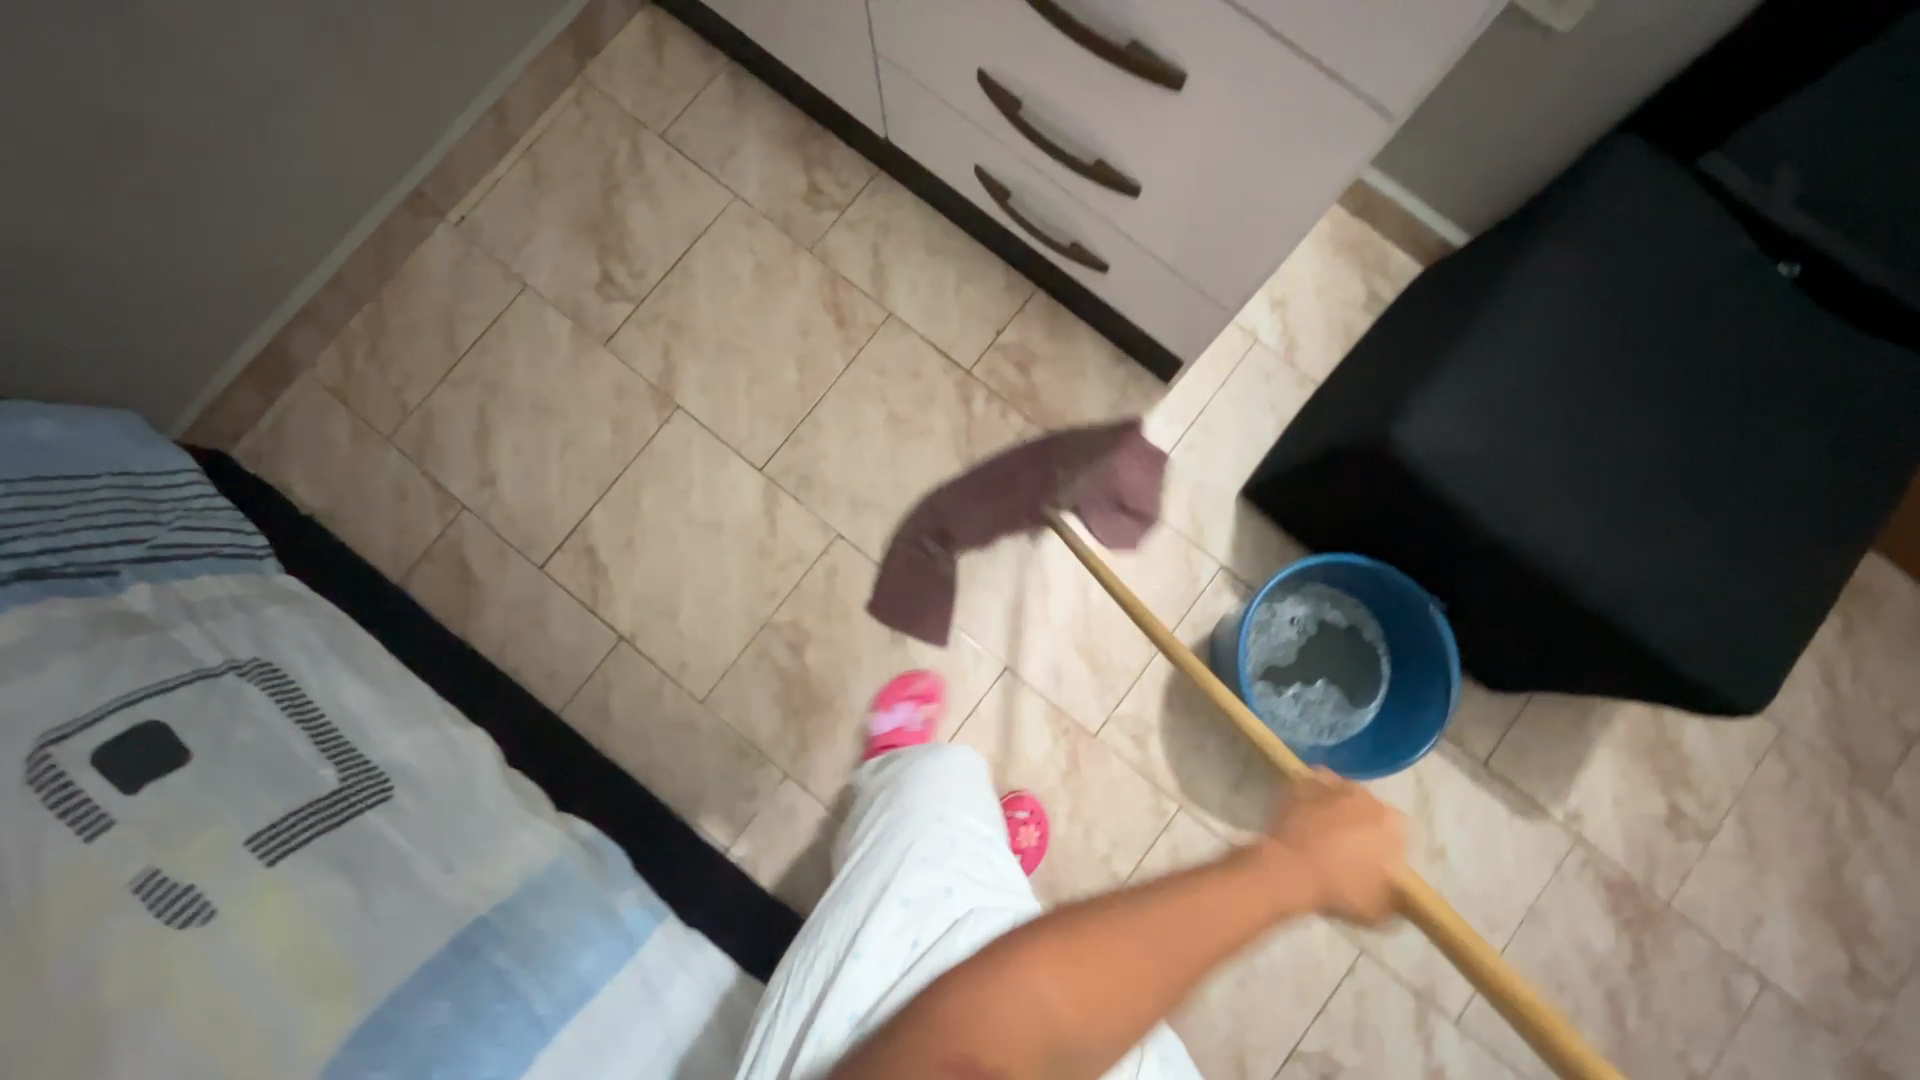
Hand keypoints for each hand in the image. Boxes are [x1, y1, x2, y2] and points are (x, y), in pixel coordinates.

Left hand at [1262, 768, 1404, 924]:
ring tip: (1324, 830)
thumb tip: (1392, 894)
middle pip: (1370, 809)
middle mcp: (1366, 797)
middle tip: (1348, 848)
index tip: (1375, 863)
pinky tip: (1307, 811)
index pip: (1399, 833)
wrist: (1289, 869)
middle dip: (1363, 825)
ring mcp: (1333, 786)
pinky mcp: (1303, 783)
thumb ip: (1392, 896)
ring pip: (1343, 793)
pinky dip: (1314, 796)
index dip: (1387, 848)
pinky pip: (1315, 785)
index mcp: (1393, 824)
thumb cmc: (1340, 889)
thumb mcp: (1379, 908)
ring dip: (1339, 808)